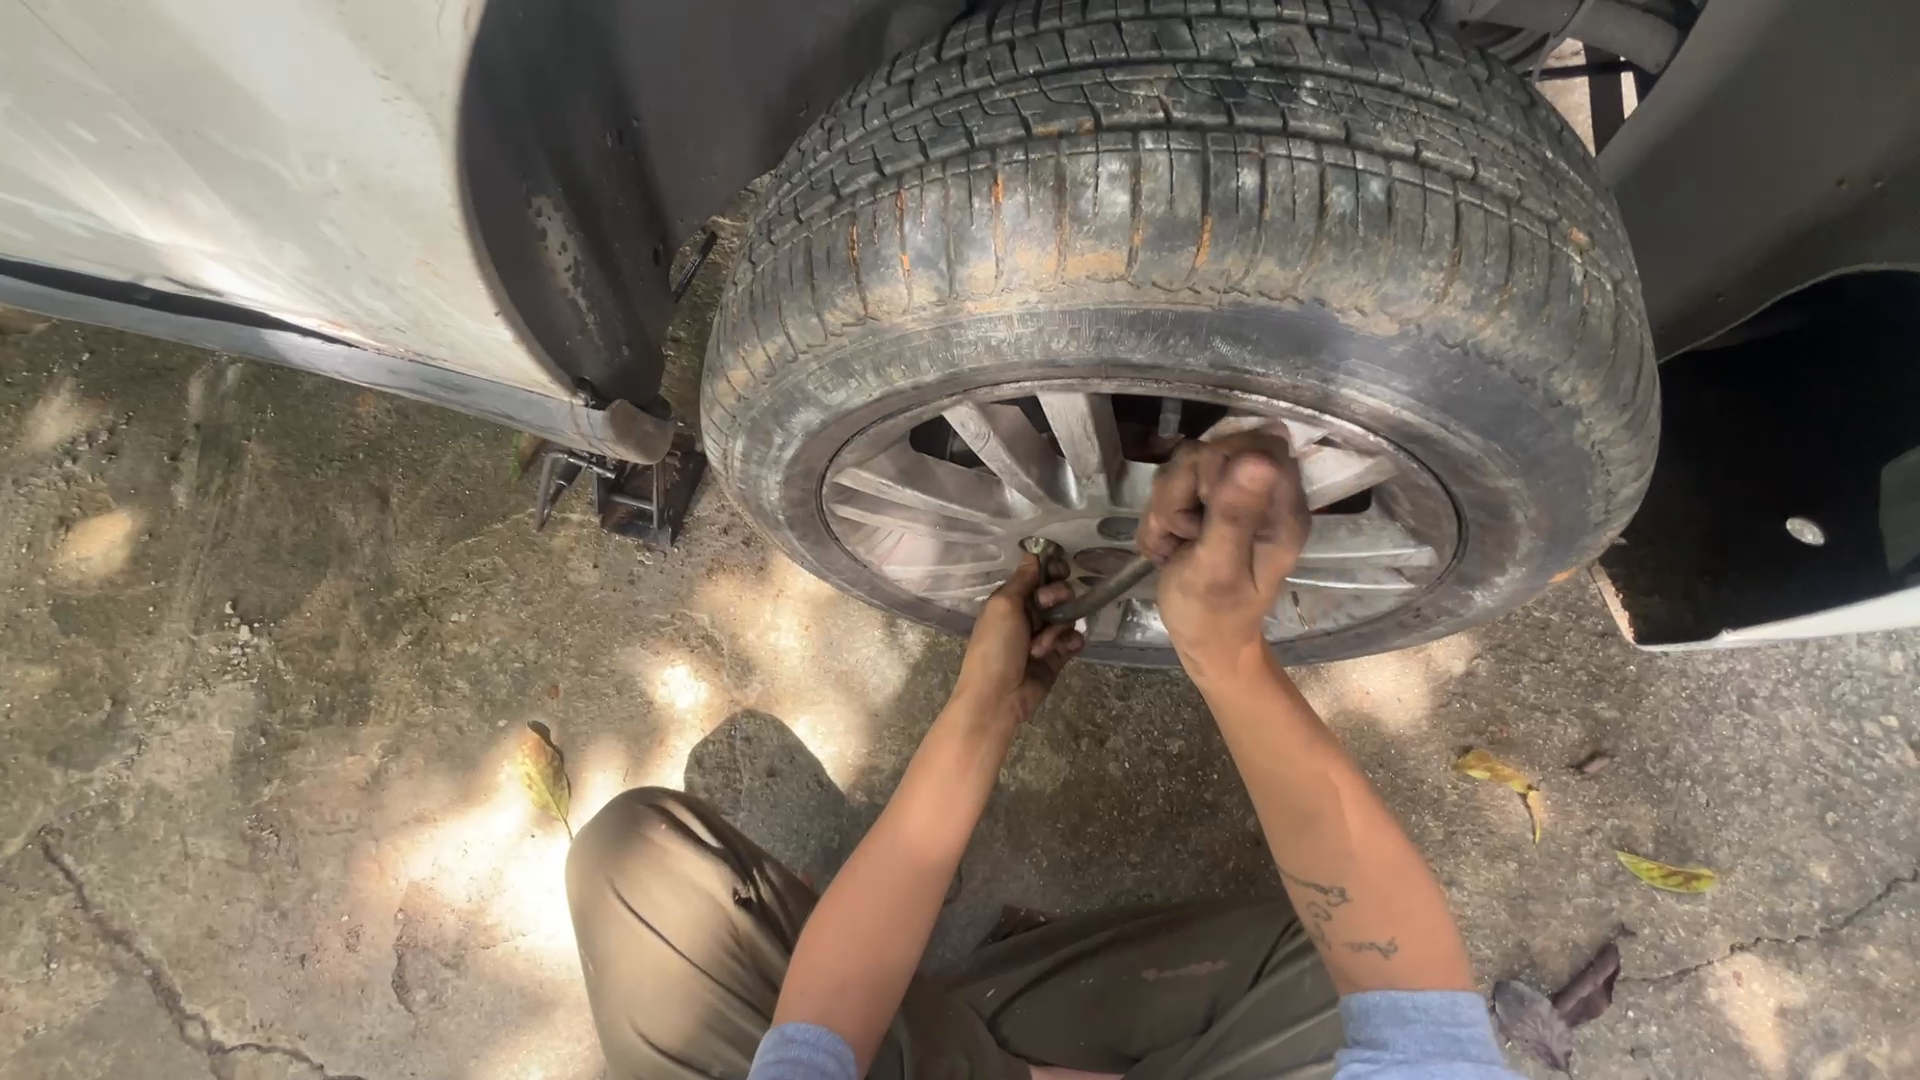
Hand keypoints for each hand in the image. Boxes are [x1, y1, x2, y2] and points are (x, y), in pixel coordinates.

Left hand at [949, 555, 1084, 726]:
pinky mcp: (1057, 657)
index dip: (1051, 570)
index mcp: (1011, 599)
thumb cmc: (995, 647)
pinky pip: (1074, 640)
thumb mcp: (1003, 606)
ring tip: (1041, 647)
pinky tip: (1067, 648)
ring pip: (1067, 616)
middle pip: (1058, 592)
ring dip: (1057, 628)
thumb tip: (1033, 554)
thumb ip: (1022, 580)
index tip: (1059, 570)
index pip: (1038, 574)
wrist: (997, 697)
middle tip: (1048, 607)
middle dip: (1058, 597)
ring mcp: (1043, 635)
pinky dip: (1072, 642)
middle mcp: (1028, 614)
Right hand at [1137, 432, 1310, 678]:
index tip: (1205, 508)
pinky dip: (1159, 520)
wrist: (1203, 640)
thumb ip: (1235, 513)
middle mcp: (1261, 494)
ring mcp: (1232, 497)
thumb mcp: (1218, 568)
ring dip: (1166, 510)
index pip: (1252, 445)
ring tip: (1176, 546)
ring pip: (1182, 467)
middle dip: (1181, 493)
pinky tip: (1169, 546)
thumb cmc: (1214, 614)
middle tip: (1185, 535)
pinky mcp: (1206, 504)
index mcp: (1281, 508)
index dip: (1217, 468)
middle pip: (1210, 451)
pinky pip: (1169, 487)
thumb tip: (1259, 457)